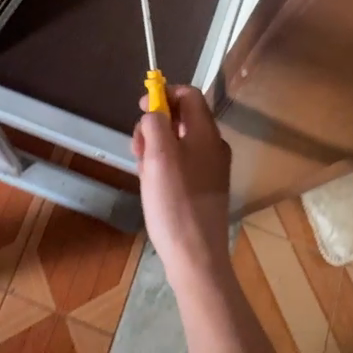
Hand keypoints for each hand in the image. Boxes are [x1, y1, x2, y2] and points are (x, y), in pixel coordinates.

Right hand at [133, 85, 233, 281]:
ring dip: (157, 148)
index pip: (189, 94)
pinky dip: (165, 166)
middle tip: (137, 148)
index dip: (164, 94)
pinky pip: (183, 164)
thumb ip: (156, 123)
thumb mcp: (158, 155)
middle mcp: (214, 146)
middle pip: (183, 118)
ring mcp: (212, 169)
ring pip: (180, 143)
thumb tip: (155, 109)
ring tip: (143, 171)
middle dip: (156, 126)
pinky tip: (153, 186)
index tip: (141, 108)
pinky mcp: (207, 189)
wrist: (196, 257)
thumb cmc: (175, 202)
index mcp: (207, 132)